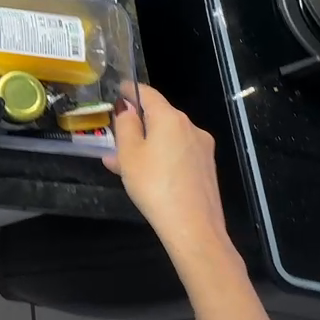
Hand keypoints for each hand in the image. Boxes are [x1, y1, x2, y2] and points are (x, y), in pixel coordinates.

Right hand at [101, 83, 229, 256]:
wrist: (194, 229)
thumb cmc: (154, 185)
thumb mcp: (128, 153)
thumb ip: (125, 125)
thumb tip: (128, 109)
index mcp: (170, 118)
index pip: (147, 93)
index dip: (129, 90)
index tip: (116, 91)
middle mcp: (190, 128)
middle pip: (158, 116)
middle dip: (136, 124)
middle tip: (113, 136)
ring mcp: (202, 149)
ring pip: (167, 138)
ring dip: (145, 144)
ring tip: (120, 162)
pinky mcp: (206, 169)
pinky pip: (177, 153)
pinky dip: (159, 157)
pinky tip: (143, 175)